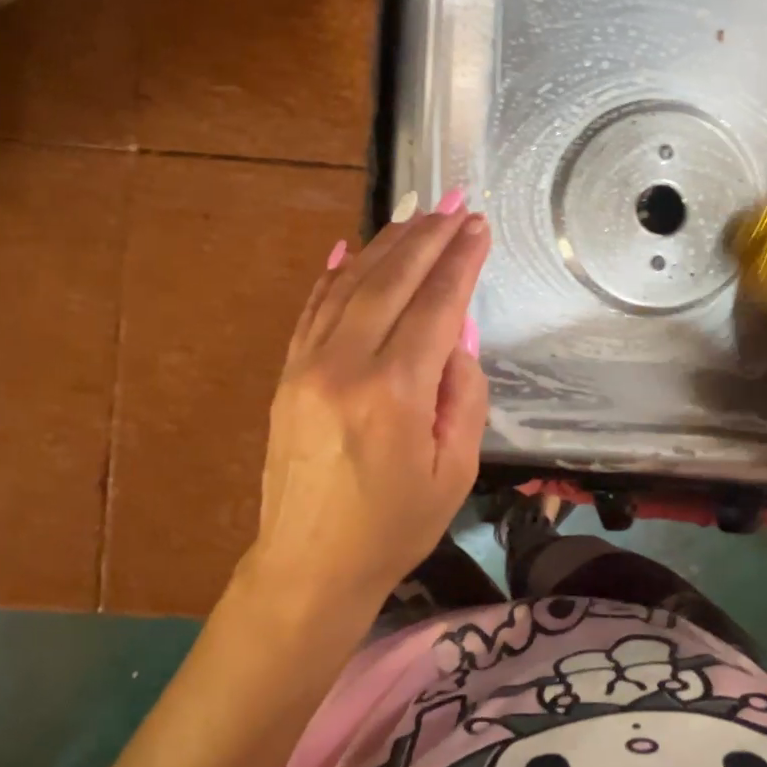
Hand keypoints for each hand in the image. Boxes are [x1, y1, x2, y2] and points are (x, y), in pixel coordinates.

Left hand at [244, 197, 490, 607]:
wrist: (309, 564)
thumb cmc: (393, 527)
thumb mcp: (455, 471)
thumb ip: (462, 394)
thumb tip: (458, 334)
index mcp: (394, 392)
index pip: (436, 306)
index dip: (460, 262)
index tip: (478, 225)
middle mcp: (345, 364)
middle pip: (390, 281)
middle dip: (426, 237)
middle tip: (453, 202)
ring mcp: (307, 365)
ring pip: (349, 285)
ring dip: (385, 245)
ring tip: (415, 216)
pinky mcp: (287, 374)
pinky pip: (313, 310)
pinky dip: (335, 275)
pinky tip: (352, 250)